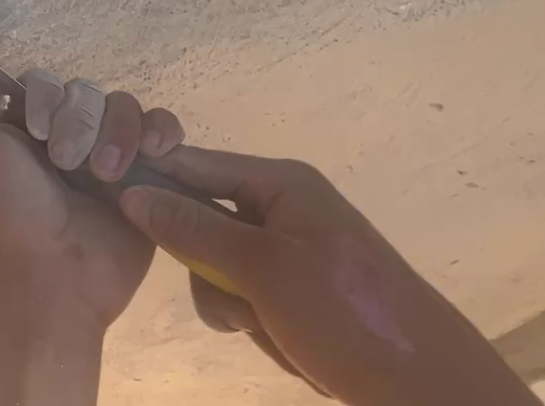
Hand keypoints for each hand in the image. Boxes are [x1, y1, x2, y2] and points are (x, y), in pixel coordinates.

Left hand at [0, 39, 184, 405]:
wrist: (60, 273)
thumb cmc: (9, 206)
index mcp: (26, 122)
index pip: (43, 80)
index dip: (44, 97)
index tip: (35, 129)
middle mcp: (68, 131)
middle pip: (85, 91)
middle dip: (78, 123)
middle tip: (67, 163)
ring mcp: (110, 150)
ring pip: (123, 105)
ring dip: (116, 135)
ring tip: (105, 177)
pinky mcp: (148, 170)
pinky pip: (162, 126)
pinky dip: (160, 132)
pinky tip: (153, 154)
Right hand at [117, 147, 541, 405]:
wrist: (440, 403)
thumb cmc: (348, 319)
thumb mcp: (260, 268)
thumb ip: (189, 227)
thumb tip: (128, 192)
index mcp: (280, 184)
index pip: (191, 162)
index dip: (150, 176)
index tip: (104, 193)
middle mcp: (283, 209)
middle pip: (202, 219)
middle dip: (209, 267)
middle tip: (232, 297)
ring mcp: (293, 254)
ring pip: (219, 265)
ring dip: (234, 303)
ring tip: (272, 331)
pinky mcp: (301, 295)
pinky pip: (247, 296)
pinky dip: (257, 322)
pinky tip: (291, 345)